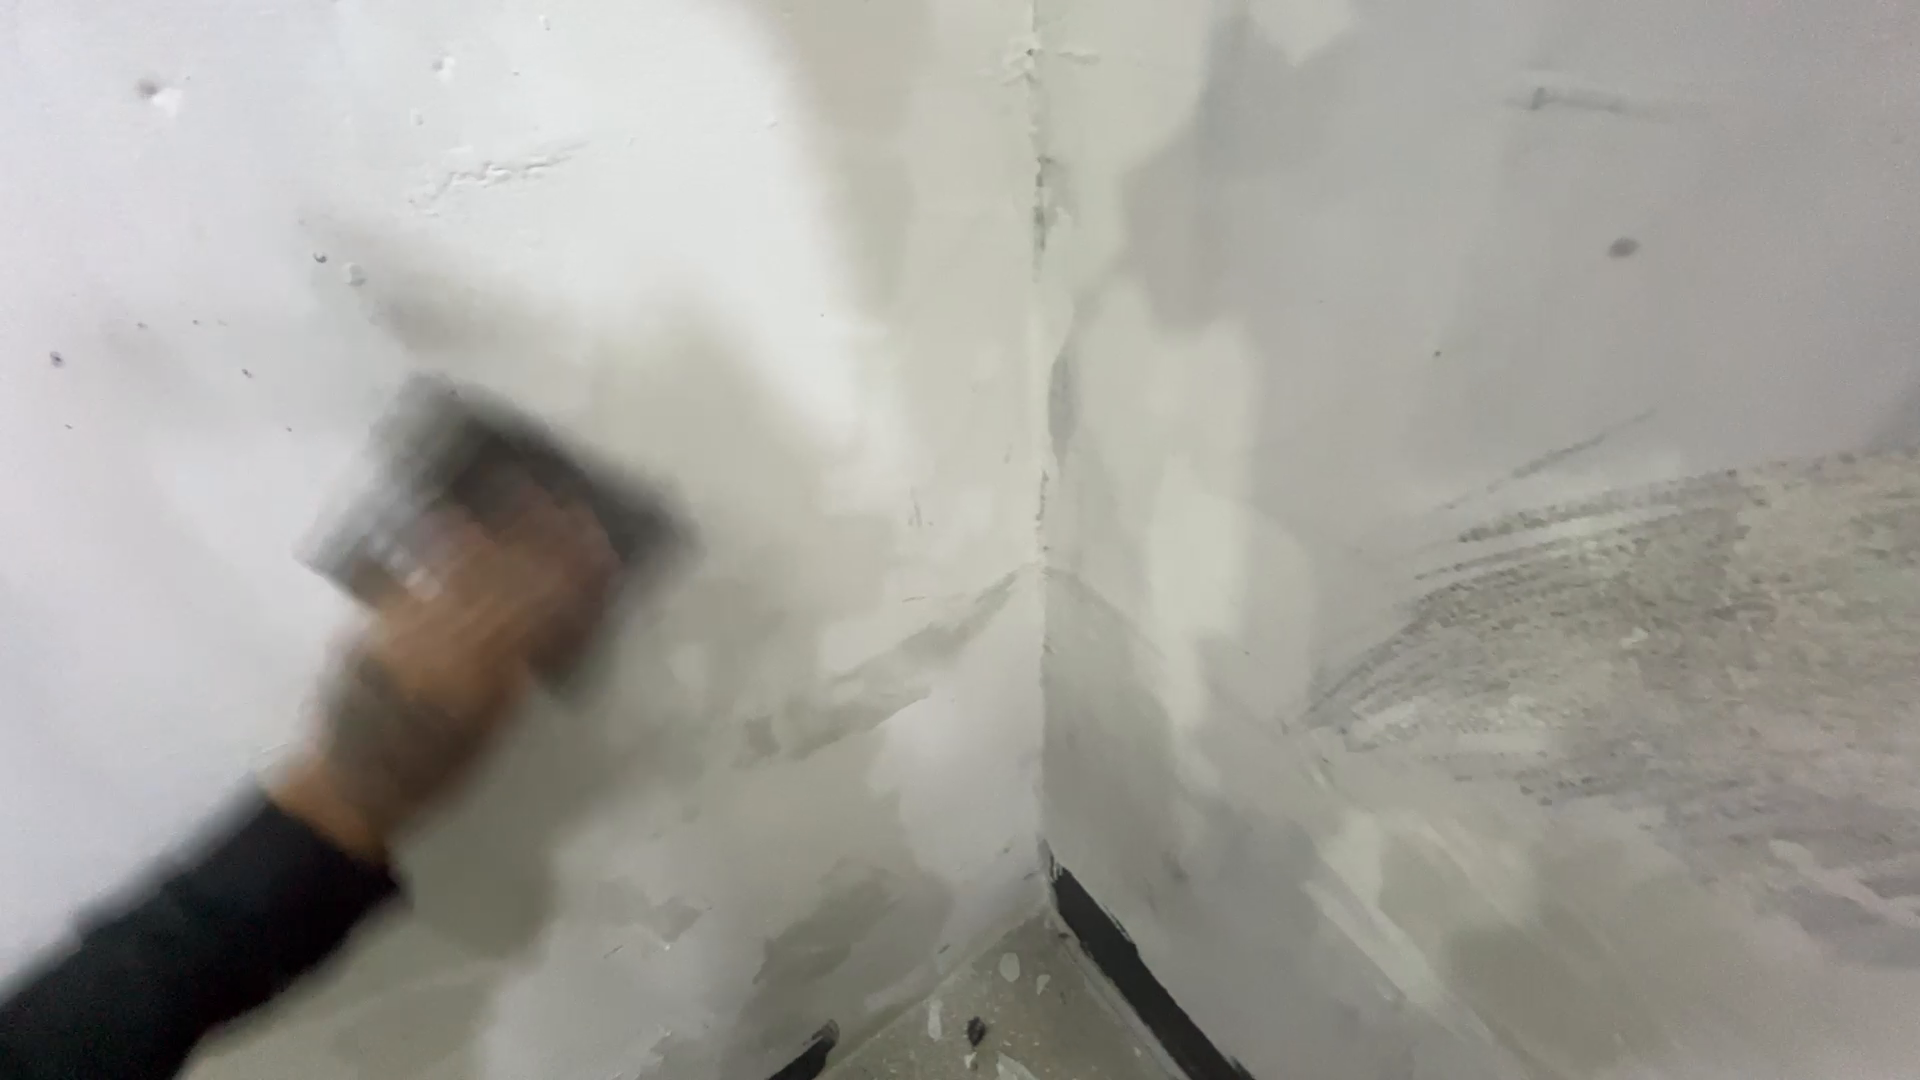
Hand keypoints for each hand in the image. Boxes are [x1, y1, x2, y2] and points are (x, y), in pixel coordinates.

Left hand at [273, 480, 617, 860]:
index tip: (599, 542)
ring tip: (521, 491)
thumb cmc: (440, 767)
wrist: (348, 787)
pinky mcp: (374, 625)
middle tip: (571, 502)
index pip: (541, 611)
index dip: (573, 574)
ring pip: (463, 570)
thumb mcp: (498, 723)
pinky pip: (412, 575)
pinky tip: (454, 514)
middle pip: (506, 581)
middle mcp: (440, 647)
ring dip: (498, 529)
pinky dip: (436, 545)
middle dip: (544, 540)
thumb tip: (560, 615)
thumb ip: (524, 665)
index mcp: (481, 677)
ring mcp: (401, 630)